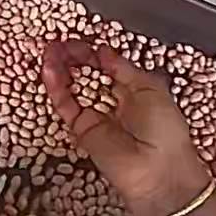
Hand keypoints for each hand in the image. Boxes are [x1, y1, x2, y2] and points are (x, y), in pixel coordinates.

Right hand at [40, 41, 211, 215]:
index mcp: (134, 90)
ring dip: (61, 68)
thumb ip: (123, 68)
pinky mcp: (82, 131)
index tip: (80, 39)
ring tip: (49, 50)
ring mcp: (96, 116)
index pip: (108, 66)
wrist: (160, 175)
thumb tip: (103, 51)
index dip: (93, 52)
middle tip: (60, 43)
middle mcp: (113, 102)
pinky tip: (49, 69)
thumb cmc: (165, 131)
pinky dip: (56, 87)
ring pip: (73, 88)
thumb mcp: (150, 89)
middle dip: (74, 57)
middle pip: (87, 74)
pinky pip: (66, 105)